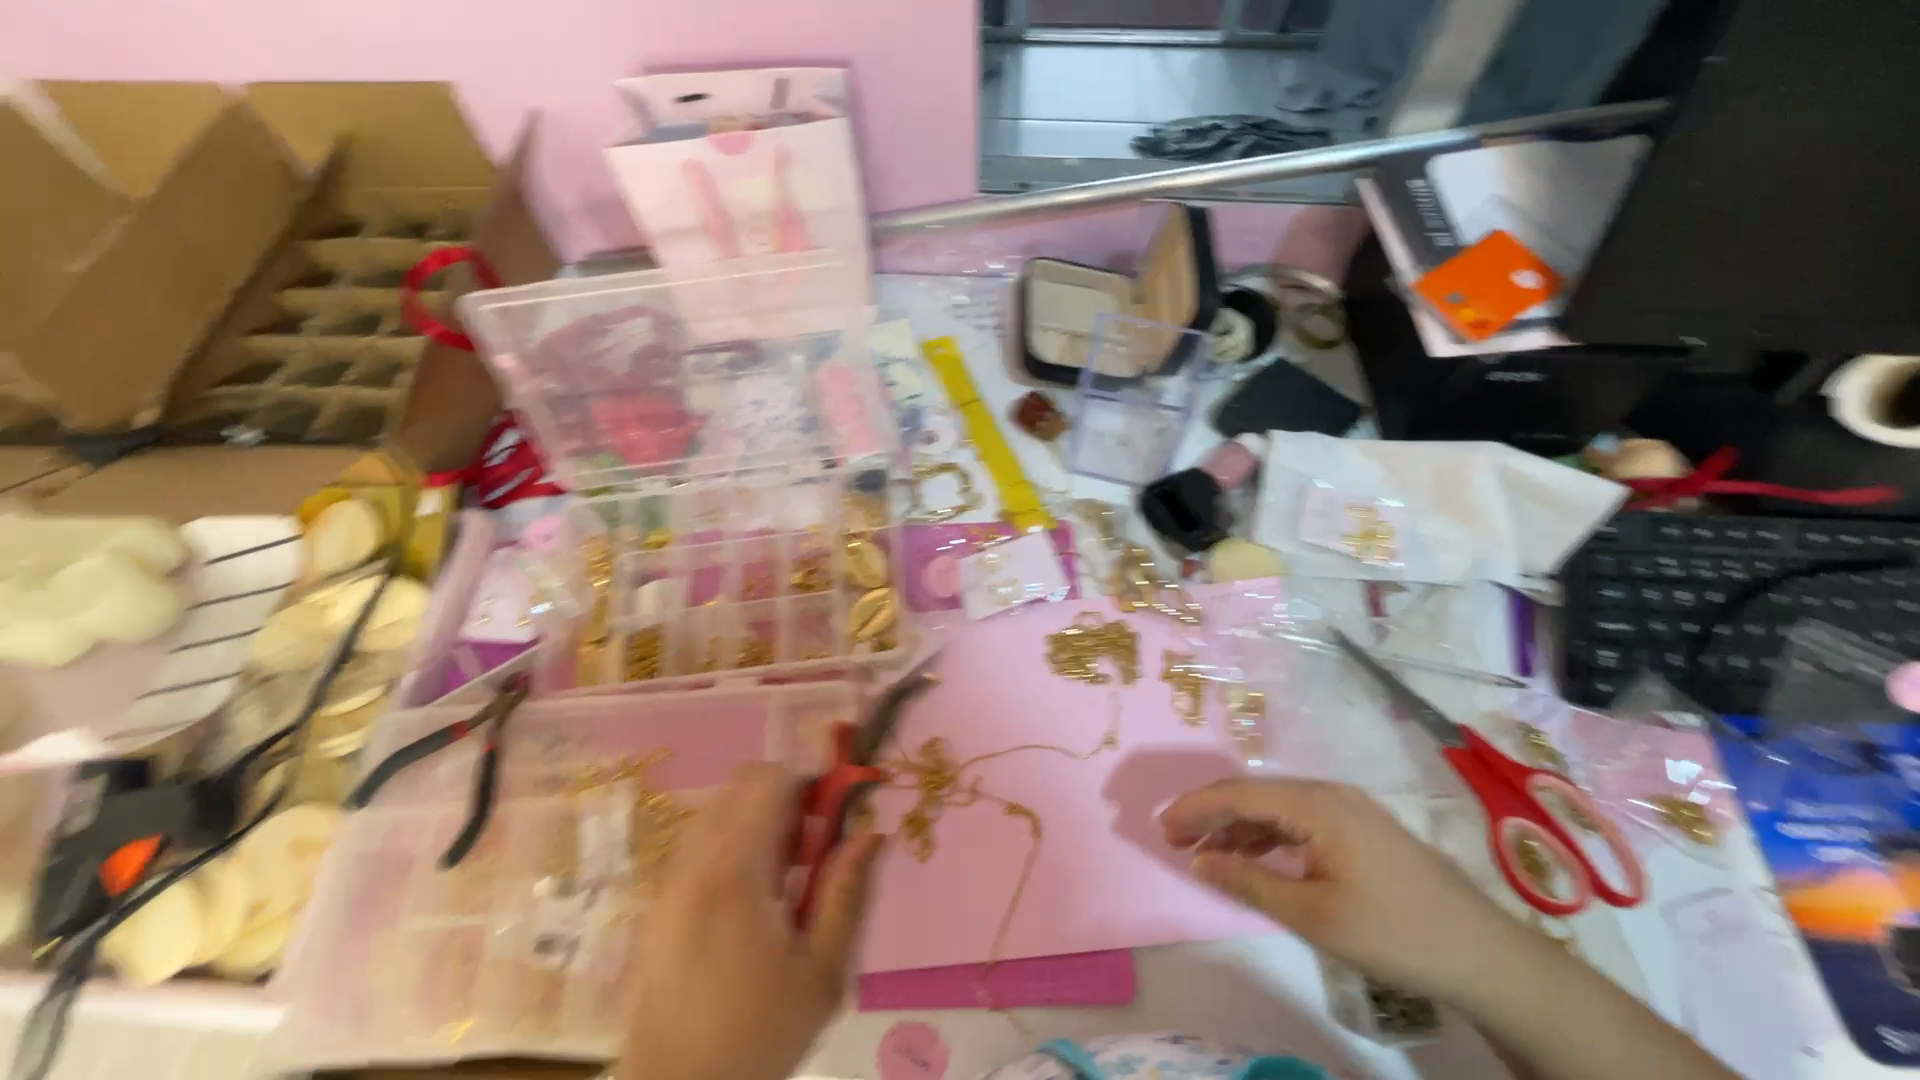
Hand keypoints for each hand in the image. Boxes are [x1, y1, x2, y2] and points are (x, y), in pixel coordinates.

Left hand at [618, 763, 884, 1079]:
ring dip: (755, 821)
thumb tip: (872, 831)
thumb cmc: (759, 1034)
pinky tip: (746, 903)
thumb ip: (848, 893)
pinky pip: (697, 843)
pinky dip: (729, 845)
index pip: (770, 781)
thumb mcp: (824, 973)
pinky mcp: (656, 901)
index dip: (810, 784)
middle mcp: (695, 861)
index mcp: (737, 872)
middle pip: (742, 784)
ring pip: (717, 809)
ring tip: (780, 880)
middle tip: (810, 852)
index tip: (834, 820)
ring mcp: (669, 879)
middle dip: (784, 799)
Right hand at [1161, 777, 1528, 1001]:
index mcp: (1318, 804)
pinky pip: (1299, 821)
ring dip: (1238, 827)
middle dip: (1211, 814)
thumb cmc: (1392, 932)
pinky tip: (1251, 857)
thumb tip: (1198, 859)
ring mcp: (1350, 809)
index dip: (1196, 808)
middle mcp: (1331, 794)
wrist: (1482, 953)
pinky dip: (1268, 836)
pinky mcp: (1361, 829)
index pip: (1240, 794)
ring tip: (1203, 852)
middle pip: (1256, 794)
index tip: (1160, 826)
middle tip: (1173, 838)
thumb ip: (1248, 881)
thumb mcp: (1311, 914)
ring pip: (1277, 807)